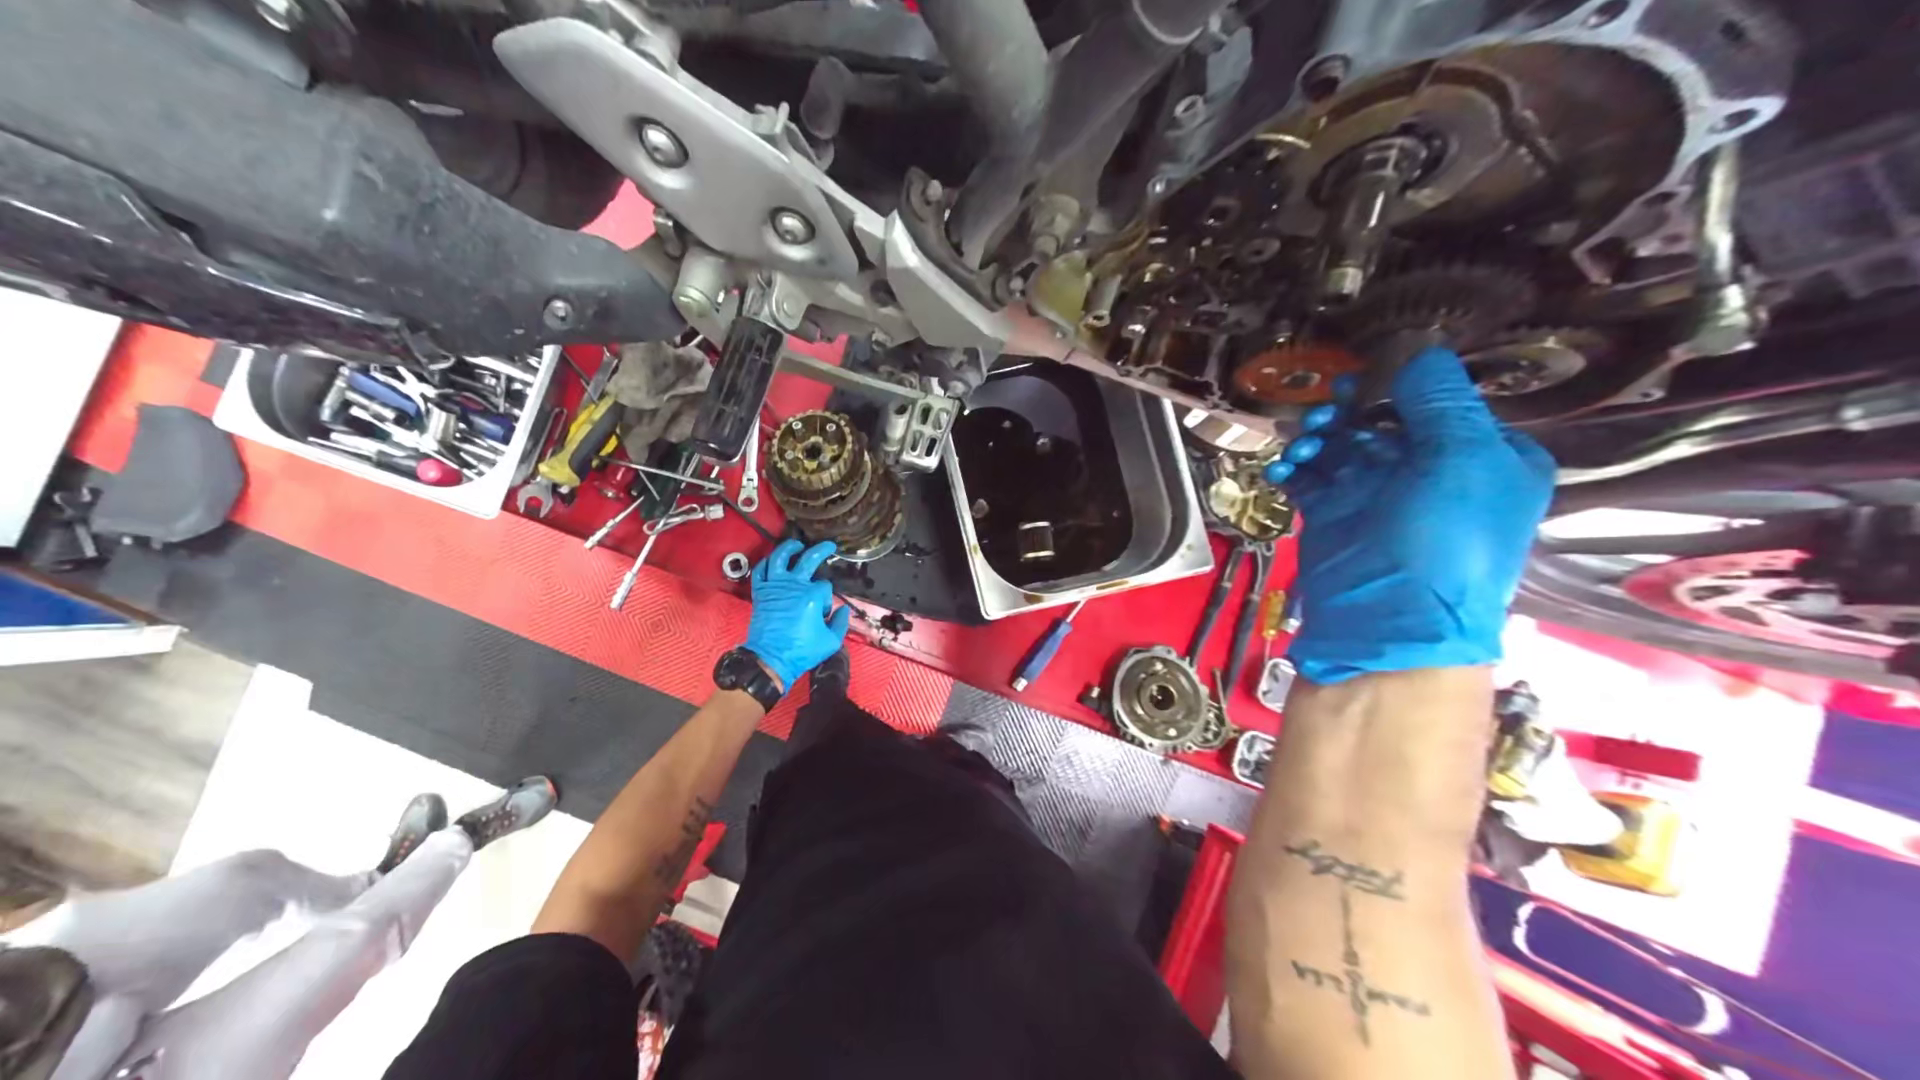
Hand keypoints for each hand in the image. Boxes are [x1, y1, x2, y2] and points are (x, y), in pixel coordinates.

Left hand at [742, 539, 850, 688]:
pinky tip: (773, 560)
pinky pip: (760, 571)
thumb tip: (842, 610)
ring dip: (789, 548)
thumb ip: (841, 623)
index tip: (823, 612)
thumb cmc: (802, 651)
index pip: (825, 586)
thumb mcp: (831, 641)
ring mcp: (775, 587)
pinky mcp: (760, 592)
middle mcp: (794, 586)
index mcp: (812, 596)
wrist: (771, 658)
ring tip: (797, 544)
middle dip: (821, 550)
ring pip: (779, 557)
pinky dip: (766, 563)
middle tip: (829, 545)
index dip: (827, 598)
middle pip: (808, 559)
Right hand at [1276, 347, 1554, 682]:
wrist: (1387, 628)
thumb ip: (1439, 400)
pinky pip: (1311, 476)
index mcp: (1483, 457)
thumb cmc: (1439, 543)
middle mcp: (1430, 472)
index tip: (1367, 371)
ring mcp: (1377, 495)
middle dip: (1351, 408)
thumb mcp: (1460, 462)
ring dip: (1319, 435)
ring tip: (1304, 442)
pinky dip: (1296, 466)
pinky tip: (1286, 467)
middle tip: (1325, 407)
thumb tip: (1419, 354)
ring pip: (1342, 444)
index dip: (1403, 382)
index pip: (1441, 401)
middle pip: (1384, 418)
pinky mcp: (1335, 515)